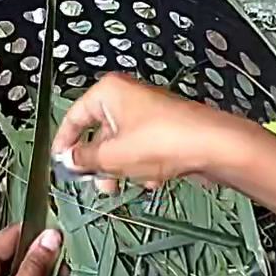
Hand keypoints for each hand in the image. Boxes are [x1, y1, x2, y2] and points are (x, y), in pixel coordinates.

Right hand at [52, 73, 263, 192]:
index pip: (74, 117)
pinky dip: (141, 165)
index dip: (65, 143)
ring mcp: (148, 112)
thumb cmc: (168, 139)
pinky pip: (142, 149)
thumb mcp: (111, 156)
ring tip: (125, 183)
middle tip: (95, 180)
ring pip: (121, 144)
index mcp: (109, 92)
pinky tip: (151, 178)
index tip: (61, 161)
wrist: (213, 147)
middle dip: (97, 162)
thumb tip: (70, 160)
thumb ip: (84, 159)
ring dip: (120, 168)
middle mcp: (128, 97)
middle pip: (99, 133)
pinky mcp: (164, 129)